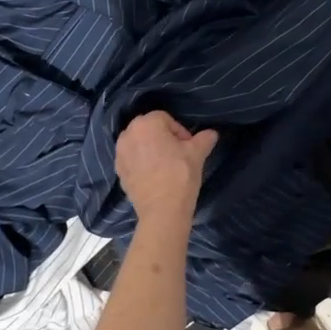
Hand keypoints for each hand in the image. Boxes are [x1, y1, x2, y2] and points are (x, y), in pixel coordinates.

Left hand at [114, 111, 216, 226]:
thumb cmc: (180, 175)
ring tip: (165, 165)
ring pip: (138, 143)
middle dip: (162, 137)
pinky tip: (154, 176)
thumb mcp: (197, 154)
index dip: (179, 131)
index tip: (188, 146)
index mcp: (146, 124)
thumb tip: (212, 133)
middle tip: (177, 154)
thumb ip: (204, 139)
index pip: (165, 118)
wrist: (162, 211)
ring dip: (150, 148)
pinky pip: (131, 159)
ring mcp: (120, 153)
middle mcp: (128, 134)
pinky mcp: (118, 171)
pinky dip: (140, 162)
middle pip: (148, 128)